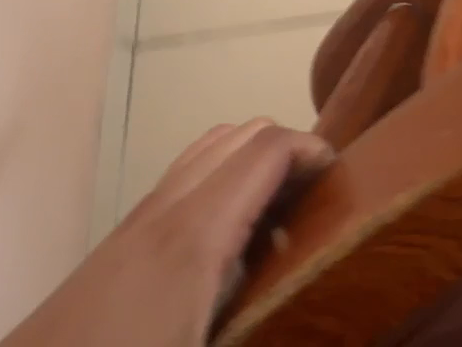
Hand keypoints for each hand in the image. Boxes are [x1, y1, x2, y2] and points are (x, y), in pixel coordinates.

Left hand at [0, 120, 333, 346]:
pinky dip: (222, 177)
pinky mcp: (121, 238)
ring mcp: (139, 218)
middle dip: (289, 150)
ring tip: (278, 213)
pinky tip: (226, 239)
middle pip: (241, 134)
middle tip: (316, 199)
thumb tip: (332, 327)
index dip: (312, 151)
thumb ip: (271, 325)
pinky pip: (185, 175)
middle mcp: (168, 209)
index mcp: (197, 236)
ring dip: (253, 159)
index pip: (267, 149)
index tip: (340, 180)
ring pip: (209, 147)